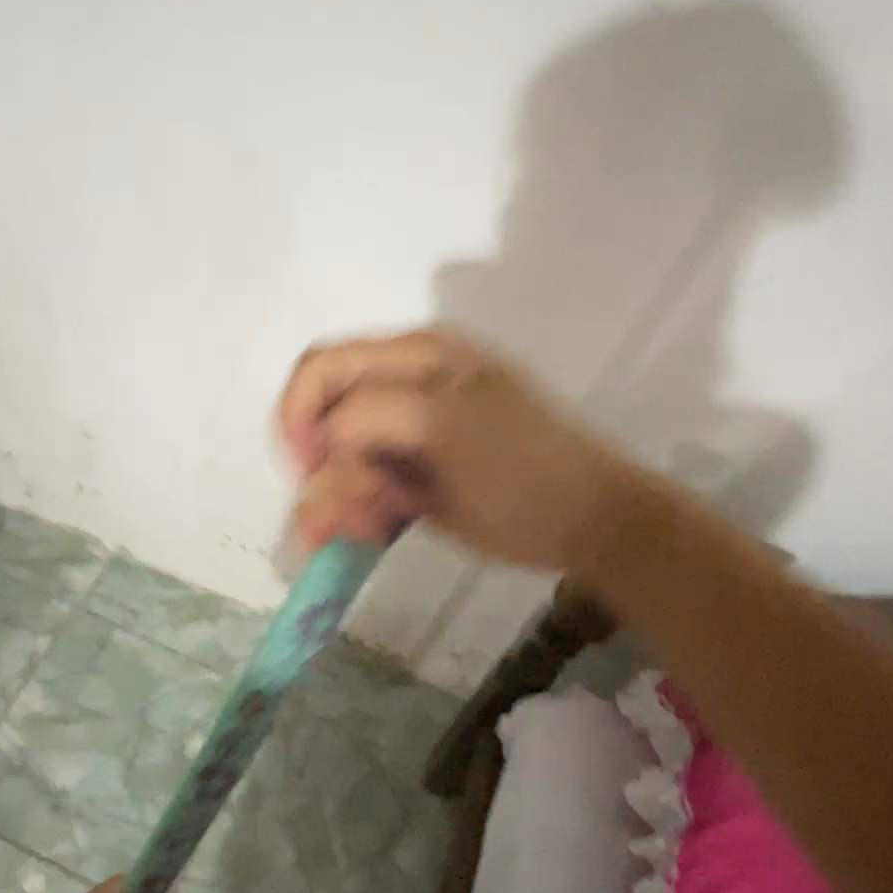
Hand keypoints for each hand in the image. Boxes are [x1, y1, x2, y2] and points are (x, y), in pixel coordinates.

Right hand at [278, 328, 638, 571]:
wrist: (593, 524)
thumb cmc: (527, 477)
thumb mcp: (447, 431)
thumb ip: (373, 418)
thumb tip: (322, 443)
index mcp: (418, 356)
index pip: (323, 371)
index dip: (300, 421)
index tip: (307, 478)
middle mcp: (408, 382)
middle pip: (324, 415)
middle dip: (320, 470)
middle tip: (332, 520)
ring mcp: (414, 428)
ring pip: (342, 456)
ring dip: (338, 497)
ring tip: (362, 535)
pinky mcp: (421, 467)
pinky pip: (368, 479)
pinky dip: (360, 506)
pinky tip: (374, 533)